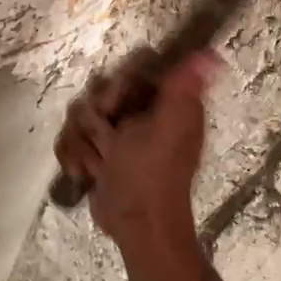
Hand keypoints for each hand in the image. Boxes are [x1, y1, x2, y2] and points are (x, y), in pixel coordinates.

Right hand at [54, 48, 220, 248]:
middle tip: (107, 141)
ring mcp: (115, 132)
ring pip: (78, 113)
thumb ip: (181, 90)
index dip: (116, 83)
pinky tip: (86, 173)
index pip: (130, 66)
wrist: (135, 225)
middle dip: (93, 117)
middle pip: (97, 89)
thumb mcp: (167, 130)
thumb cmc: (151, 177)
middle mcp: (140, 112)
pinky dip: (74, 157)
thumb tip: (211, 55)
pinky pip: (69, 136)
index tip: (115, 105)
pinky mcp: (95, 150)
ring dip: (83, 143)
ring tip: (97, 165)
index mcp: (164, 102)